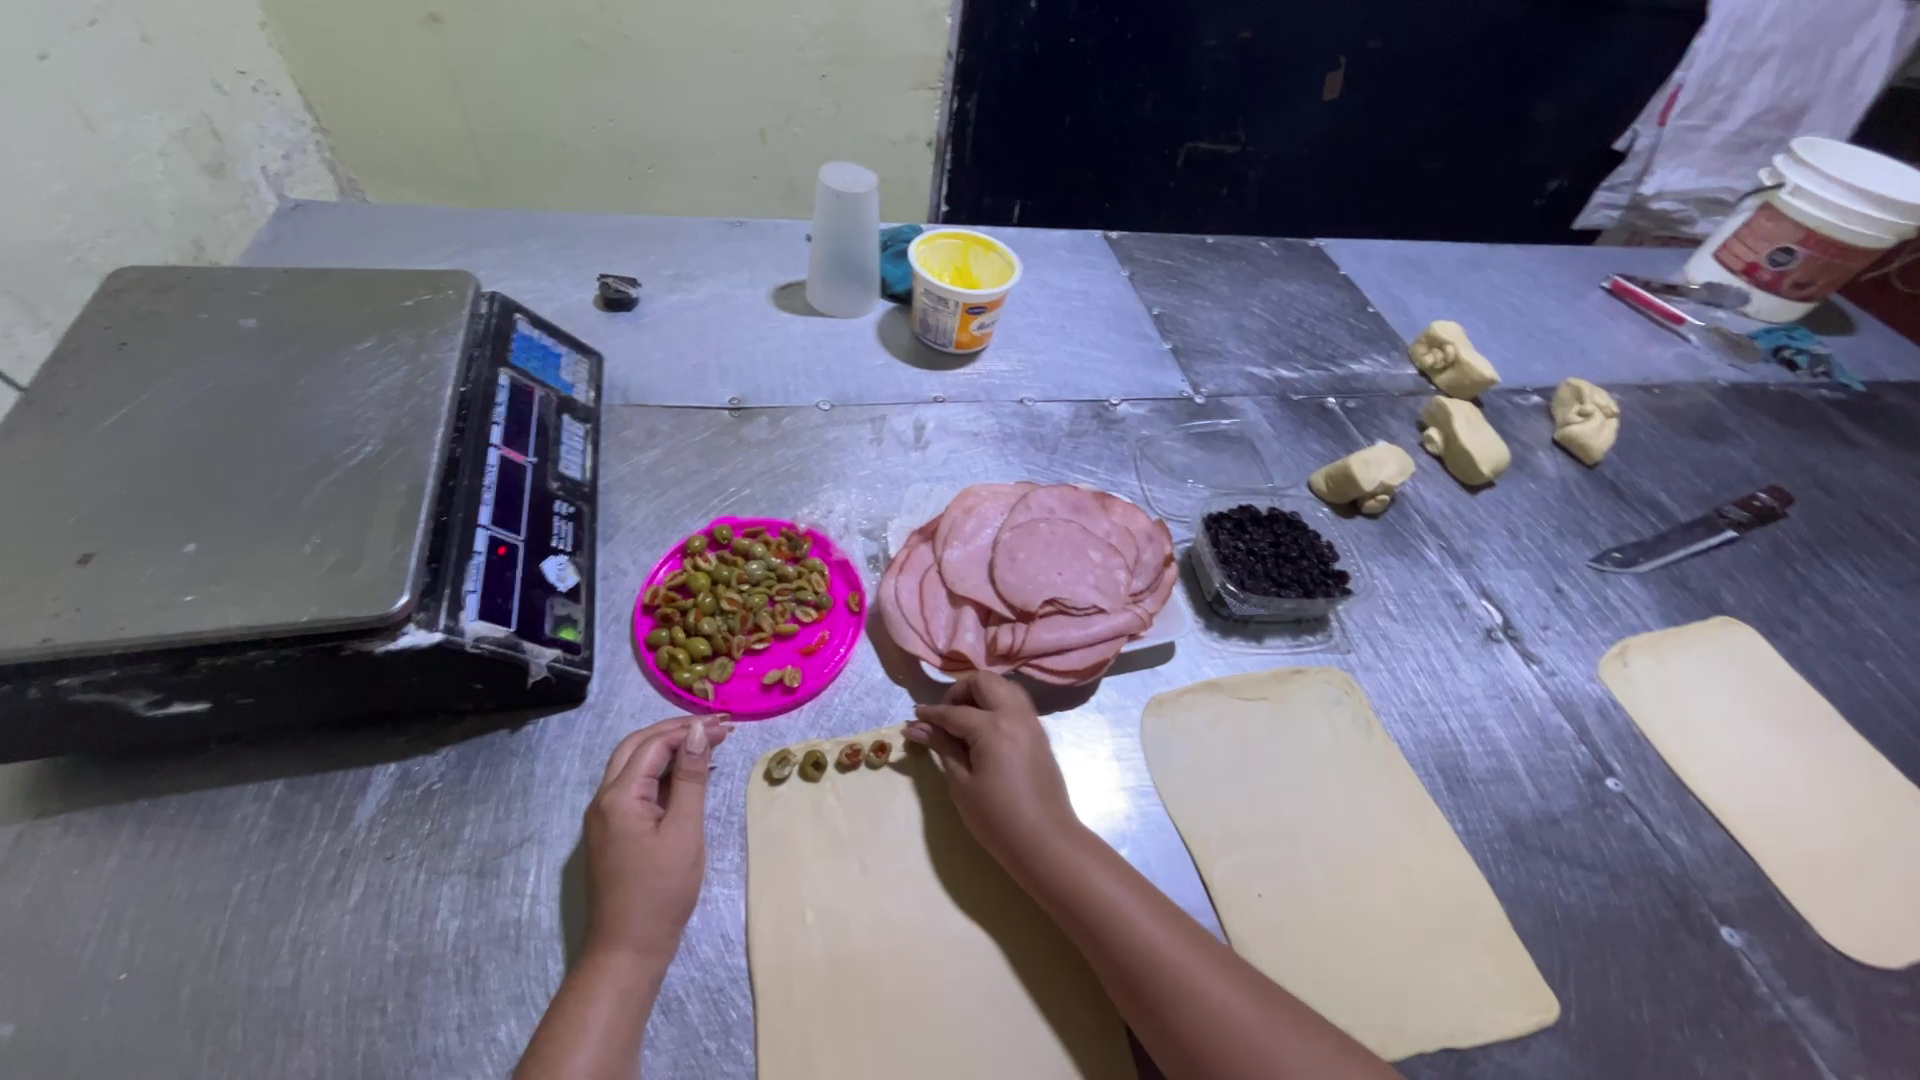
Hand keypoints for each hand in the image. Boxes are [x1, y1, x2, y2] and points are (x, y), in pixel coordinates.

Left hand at [582, 715, 731, 964]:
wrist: (629, 948)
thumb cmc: (661, 890)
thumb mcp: (684, 830)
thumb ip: (691, 778)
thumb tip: (697, 731)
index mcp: (618, 796)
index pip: (654, 744)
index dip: (690, 729)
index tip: (727, 726)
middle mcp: (604, 799)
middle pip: (637, 747)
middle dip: (676, 731)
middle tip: (717, 728)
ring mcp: (605, 816)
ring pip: (634, 765)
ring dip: (669, 749)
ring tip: (708, 744)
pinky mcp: (613, 831)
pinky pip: (636, 787)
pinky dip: (663, 772)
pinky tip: (689, 776)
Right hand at [905, 672, 1082, 873]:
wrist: (1045, 841)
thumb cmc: (997, 818)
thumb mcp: (961, 783)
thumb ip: (942, 747)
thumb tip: (916, 727)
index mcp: (994, 727)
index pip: (954, 711)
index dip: (931, 714)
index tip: (914, 719)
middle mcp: (1016, 715)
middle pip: (984, 682)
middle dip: (960, 691)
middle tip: (945, 717)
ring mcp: (1032, 723)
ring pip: (1005, 687)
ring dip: (982, 694)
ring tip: (964, 721)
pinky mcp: (1040, 734)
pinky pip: (1017, 704)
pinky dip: (998, 704)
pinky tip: (985, 730)